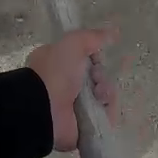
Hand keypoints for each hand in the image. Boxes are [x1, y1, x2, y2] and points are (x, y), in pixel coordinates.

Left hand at [25, 25, 118, 151]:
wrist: (45, 108)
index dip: (95, 58)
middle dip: (101, 76)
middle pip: (97, 77)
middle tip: (95, 79)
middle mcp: (65, 83)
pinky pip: (106, 115)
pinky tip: (102, 106)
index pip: (85, 59)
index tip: (96, 59)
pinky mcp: (85, 125)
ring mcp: (75, 105)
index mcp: (58, 63)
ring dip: (105, 92)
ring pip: (103, 95)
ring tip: (98, 95)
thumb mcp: (72, 45)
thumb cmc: (55, 72)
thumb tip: (113, 32)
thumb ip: (92, 37)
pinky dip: (108, 110)